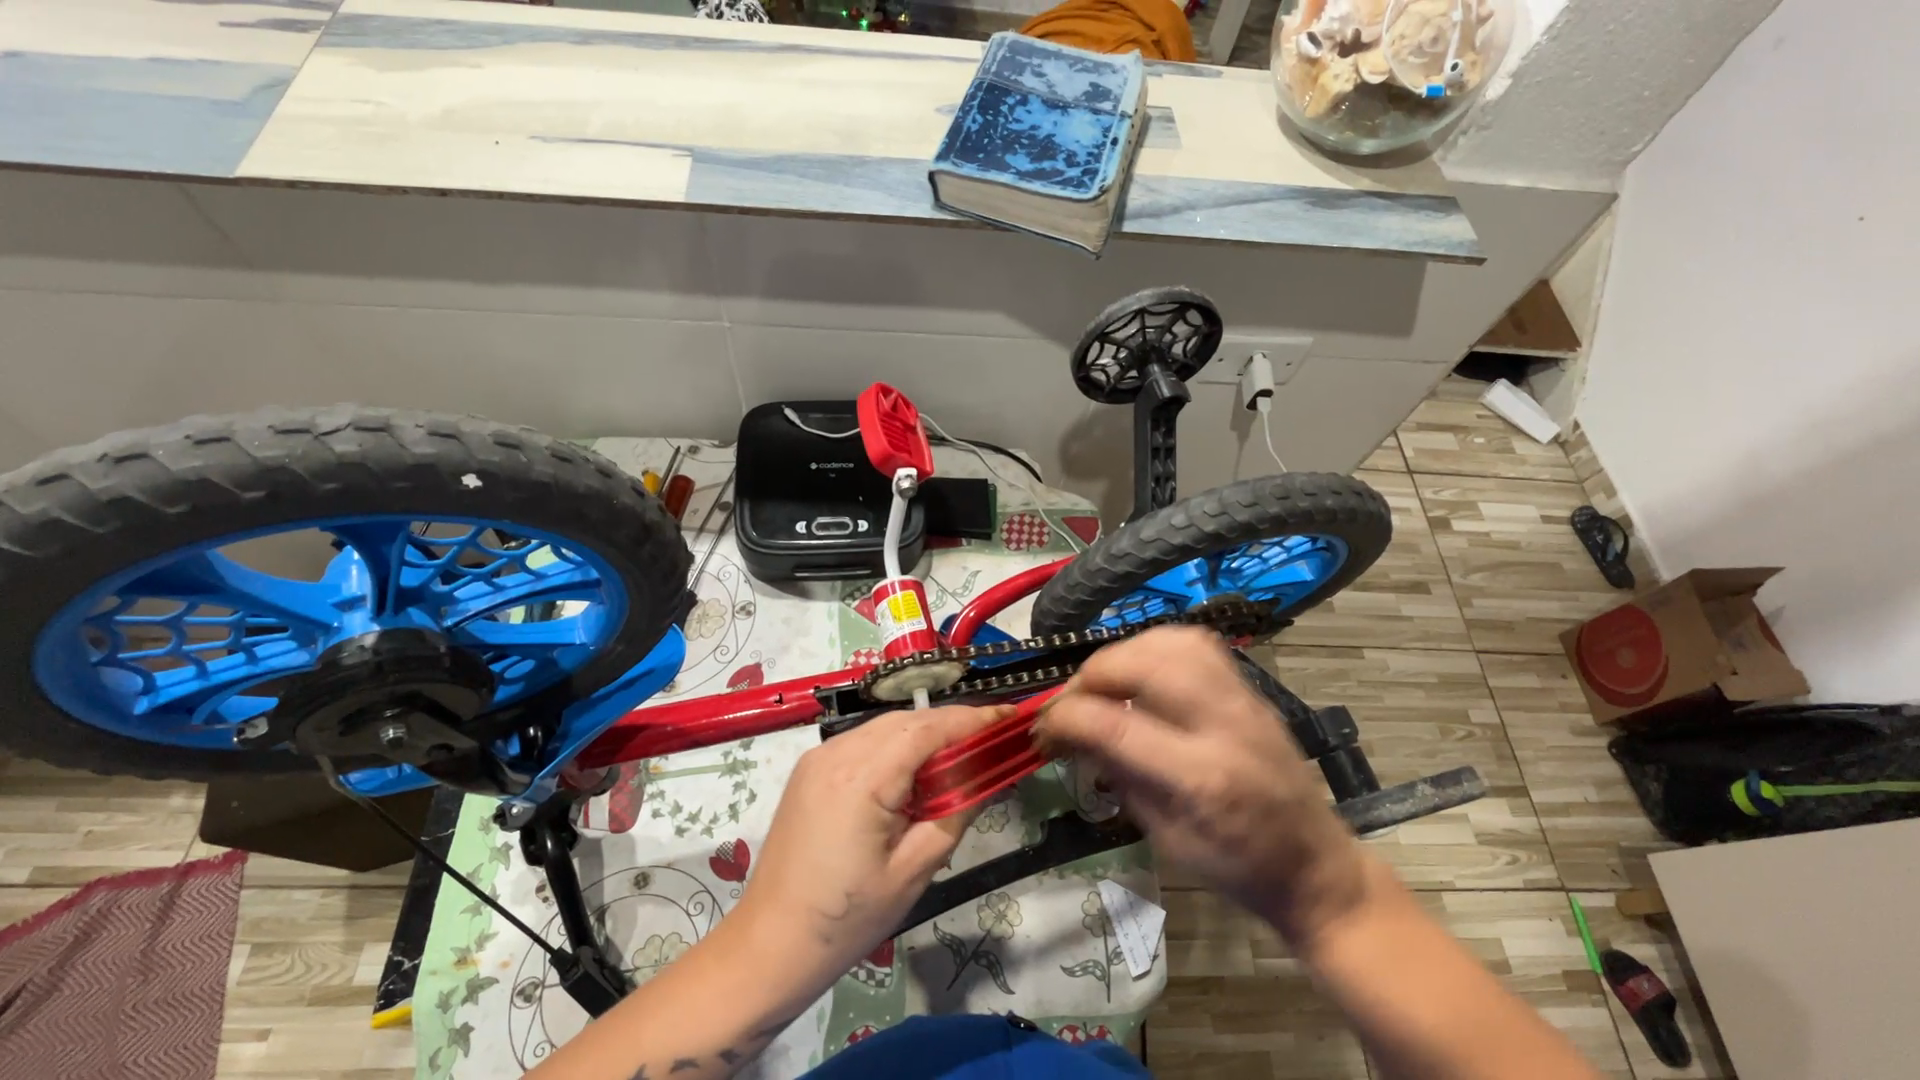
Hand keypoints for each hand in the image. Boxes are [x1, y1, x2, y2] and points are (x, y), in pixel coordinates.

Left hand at [733, 704, 1011, 981]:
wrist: (771, 944)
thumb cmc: (848, 917)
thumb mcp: (914, 870)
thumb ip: (955, 814)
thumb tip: (987, 776)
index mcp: (862, 777)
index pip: (928, 728)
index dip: (973, 720)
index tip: (1012, 719)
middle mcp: (836, 753)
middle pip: (906, 721)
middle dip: (952, 724)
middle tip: (994, 739)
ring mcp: (817, 759)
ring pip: (884, 728)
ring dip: (925, 734)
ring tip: (964, 755)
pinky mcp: (809, 771)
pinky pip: (863, 743)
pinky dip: (896, 747)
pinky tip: (918, 772)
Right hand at [1034, 627, 1366, 944]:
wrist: (1313, 864)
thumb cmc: (1235, 867)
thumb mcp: (1165, 837)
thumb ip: (1119, 776)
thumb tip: (1072, 734)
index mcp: (1200, 777)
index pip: (1114, 725)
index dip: (1064, 719)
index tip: (1041, 730)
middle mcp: (1224, 725)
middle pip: (1143, 665)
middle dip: (1090, 676)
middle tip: (1069, 703)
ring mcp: (1243, 700)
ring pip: (1171, 643)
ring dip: (1122, 655)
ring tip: (1102, 683)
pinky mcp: (1251, 690)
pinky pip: (1197, 645)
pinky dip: (1156, 647)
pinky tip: (1140, 671)